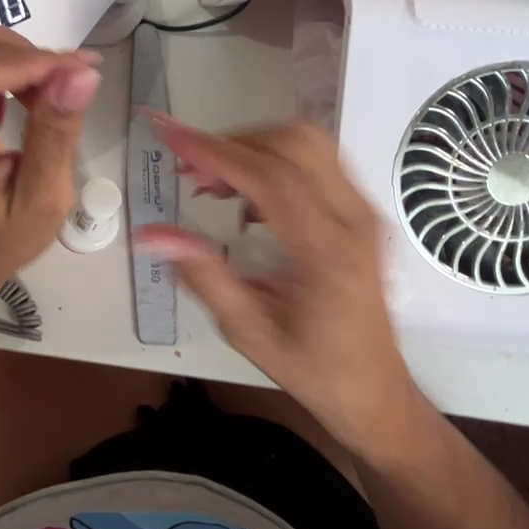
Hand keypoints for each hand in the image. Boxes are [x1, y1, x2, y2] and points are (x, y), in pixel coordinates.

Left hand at [0, 13, 102, 293]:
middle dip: (22, 49)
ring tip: (43, 92)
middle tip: (61, 85)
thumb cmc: (6, 234)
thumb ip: (56, 135)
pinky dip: (3, 56)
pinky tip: (24, 93)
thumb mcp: (45, 199)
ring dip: (13, 50)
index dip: (33, 61)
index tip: (82, 69)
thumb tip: (81, 73)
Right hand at [136, 118, 424, 454]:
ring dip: (254, 147)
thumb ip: (203, 276)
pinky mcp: (363, 211)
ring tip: (217, 183)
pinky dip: (274, 159)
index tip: (169, 134)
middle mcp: (354, 220)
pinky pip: (317, 159)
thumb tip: (151, 234)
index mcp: (328, 253)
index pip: (270, 177)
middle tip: (193, 174)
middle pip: (293, 143)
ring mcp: (364, 211)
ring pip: (307, 142)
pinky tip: (248, 195)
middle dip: (233, 144)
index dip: (214, 151)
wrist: (376, 394)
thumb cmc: (312, 369)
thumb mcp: (247, 332)